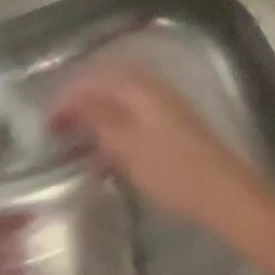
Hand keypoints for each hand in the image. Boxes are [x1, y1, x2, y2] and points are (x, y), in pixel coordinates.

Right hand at [51, 62, 274, 226]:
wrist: (225, 195)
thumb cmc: (173, 172)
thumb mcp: (128, 146)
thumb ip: (99, 118)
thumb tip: (73, 99)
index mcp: (142, 89)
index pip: (96, 79)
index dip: (69, 96)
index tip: (49, 121)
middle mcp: (155, 90)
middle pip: (111, 82)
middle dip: (83, 99)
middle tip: (60, 123)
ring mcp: (168, 107)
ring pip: (123, 99)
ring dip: (99, 113)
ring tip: (79, 137)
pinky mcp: (175, 126)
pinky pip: (136, 114)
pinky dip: (116, 126)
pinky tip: (109, 151)